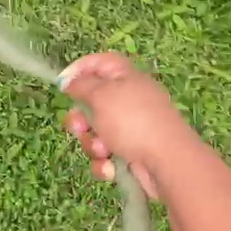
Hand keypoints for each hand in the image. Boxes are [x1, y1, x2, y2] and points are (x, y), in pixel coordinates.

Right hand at [59, 52, 196, 199]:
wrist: (168, 163)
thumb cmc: (133, 121)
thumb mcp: (102, 95)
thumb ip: (81, 85)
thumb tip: (69, 81)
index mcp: (127, 80)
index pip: (101, 63)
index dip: (80, 68)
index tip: (62, 82)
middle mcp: (129, 101)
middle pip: (91, 102)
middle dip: (80, 118)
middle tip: (80, 126)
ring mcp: (130, 128)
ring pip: (94, 131)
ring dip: (91, 143)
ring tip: (102, 150)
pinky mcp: (130, 153)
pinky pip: (105, 154)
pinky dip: (103, 162)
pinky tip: (111, 167)